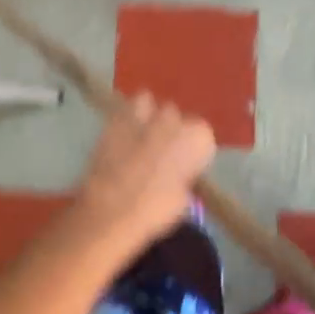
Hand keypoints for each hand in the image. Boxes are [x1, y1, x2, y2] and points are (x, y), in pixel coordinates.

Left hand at [72, 94, 215, 248]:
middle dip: (170, 131)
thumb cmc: (155, 209)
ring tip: (140, 138)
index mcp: (197, 138)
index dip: (193, 151)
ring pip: (148, 104)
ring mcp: (141, 115)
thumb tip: (178, 178)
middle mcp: (173, 119)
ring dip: (147, 117)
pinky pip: (123, 111)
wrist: (111, 208)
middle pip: (175, 117)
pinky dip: (124, 121)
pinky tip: (120, 138)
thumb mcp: (183, 201)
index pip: (203, 135)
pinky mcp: (113, 119)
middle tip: (161, 154)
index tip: (185, 167)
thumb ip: (184, 179)